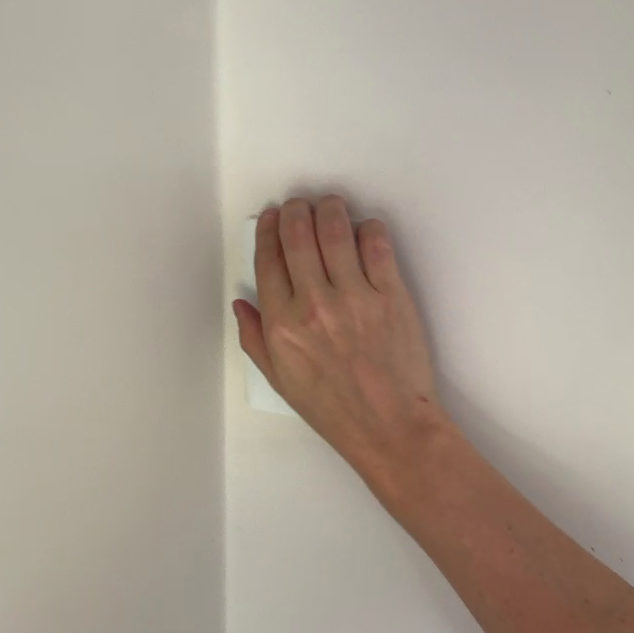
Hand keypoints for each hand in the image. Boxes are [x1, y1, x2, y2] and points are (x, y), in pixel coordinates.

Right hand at [232, 196, 455, 489]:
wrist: (389, 425)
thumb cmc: (334, 409)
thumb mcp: (281, 381)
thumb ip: (255, 339)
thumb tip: (242, 303)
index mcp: (282, 325)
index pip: (268, 260)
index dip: (268, 230)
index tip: (271, 217)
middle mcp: (314, 305)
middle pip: (298, 235)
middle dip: (295, 211)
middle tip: (299, 207)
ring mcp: (355, 297)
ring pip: (335, 230)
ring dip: (329, 209)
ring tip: (329, 208)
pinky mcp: (391, 294)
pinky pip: (377, 244)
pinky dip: (367, 228)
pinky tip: (363, 231)